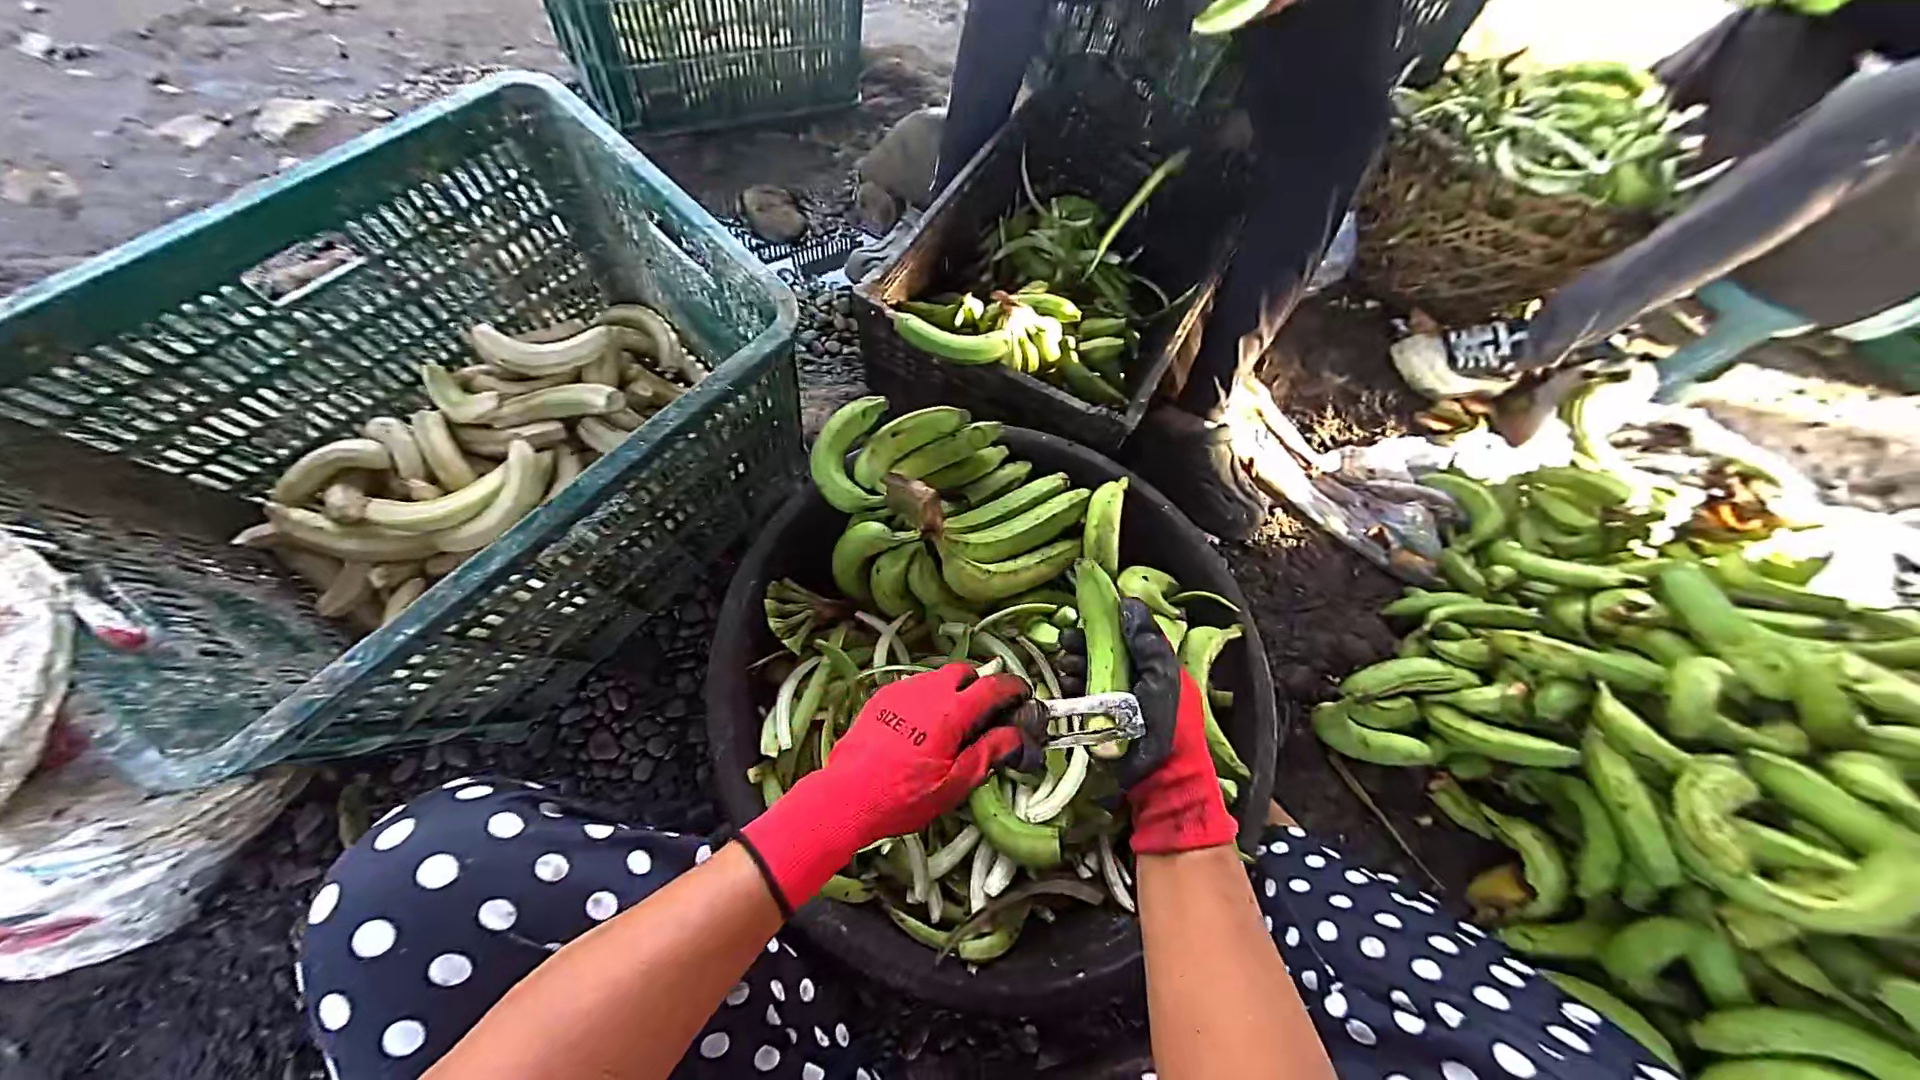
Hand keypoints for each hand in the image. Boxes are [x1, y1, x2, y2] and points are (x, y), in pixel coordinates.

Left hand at [738, 663, 1032, 910]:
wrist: (846, 796)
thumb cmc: (899, 797)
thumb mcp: (953, 784)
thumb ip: (988, 754)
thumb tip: (1014, 736)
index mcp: (950, 712)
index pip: (992, 686)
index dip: (1013, 688)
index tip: (1021, 694)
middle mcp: (927, 692)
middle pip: (964, 672)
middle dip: (980, 685)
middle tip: (985, 711)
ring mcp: (902, 691)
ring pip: (937, 677)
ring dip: (952, 691)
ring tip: (952, 722)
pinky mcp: (882, 697)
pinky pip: (914, 687)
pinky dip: (927, 698)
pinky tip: (923, 725)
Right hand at [1060, 598, 1238, 855]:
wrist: (1156, 778)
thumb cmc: (1165, 724)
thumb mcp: (1162, 676)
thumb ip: (1147, 641)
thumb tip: (1128, 602)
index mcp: (1154, 666)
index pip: (1124, 636)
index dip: (1103, 626)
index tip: (1085, 622)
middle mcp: (1134, 680)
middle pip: (1101, 653)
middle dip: (1082, 647)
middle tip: (1067, 647)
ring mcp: (1115, 701)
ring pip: (1087, 673)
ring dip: (1073, 667)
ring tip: (1066, 668)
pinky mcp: (1099, 720)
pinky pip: (1079, 696)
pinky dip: (1070, 688)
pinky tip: (1065, 686)